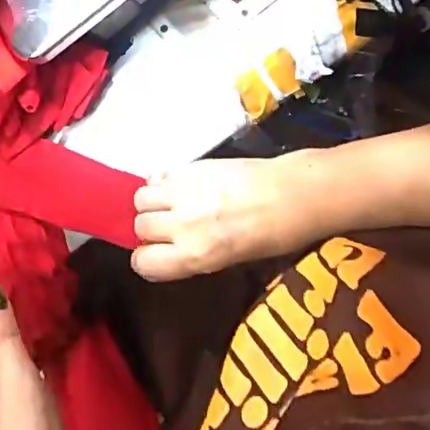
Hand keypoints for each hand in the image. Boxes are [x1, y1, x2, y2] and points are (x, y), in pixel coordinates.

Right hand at [131, 157, 313, 281]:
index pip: (143, 262)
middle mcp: (181, 224)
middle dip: (150, 229)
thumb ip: (192, 253)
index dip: (147, 259)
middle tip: (169, 228)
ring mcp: (181, 192)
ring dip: (150, 203)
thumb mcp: (229, 259)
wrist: (289, 193)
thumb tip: (168, 247)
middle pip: (140, 226)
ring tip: (169, 204)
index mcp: (194, 255)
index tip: (156, 255)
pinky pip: (157, 176)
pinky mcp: (187, 167)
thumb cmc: (270, 235)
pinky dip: (161, 182)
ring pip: (141, 198)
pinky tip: (177, 187)